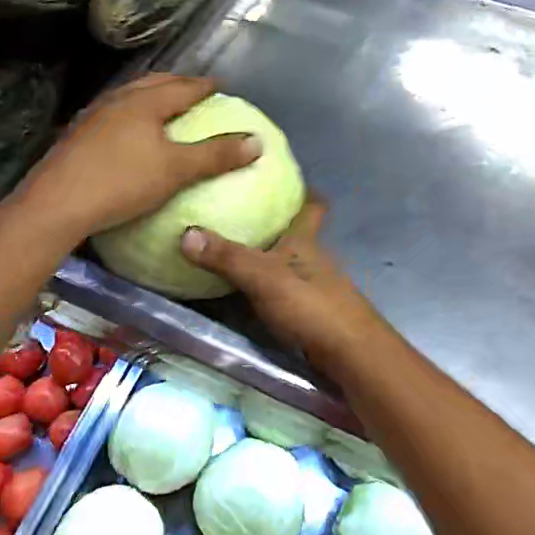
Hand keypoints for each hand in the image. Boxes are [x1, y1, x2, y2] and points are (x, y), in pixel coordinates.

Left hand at [16, 74, 260, 238]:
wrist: (57, 204)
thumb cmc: (121, 182)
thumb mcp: (176, 170)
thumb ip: (216, 156)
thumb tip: (257, 141)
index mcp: (144, 101)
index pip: (183, 86)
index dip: (205, 86)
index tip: (222, 86)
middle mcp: (118, 100)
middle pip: (153, 83)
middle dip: (177, 84)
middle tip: (196, 90)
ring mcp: (93, 117)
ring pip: (130, 97)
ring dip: (151, 97)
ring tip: (165, 107)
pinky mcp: (77, 136)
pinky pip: (114, 115)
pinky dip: (132, 116)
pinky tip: (130, 133)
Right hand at [180, 196, 385, 358]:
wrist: (348, 354)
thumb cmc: (311, 305)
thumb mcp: (263, 277)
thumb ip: (227, 257)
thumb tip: (186, 233)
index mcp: (305, 241)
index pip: (311, 207)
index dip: (304, 192)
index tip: (286, 179)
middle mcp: (313, 260)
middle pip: (296, 236)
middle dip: (276, 226)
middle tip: (241, 215)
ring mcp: (313, 289)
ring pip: (289, 266)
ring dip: (268, 260)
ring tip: (232, 252)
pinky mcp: (310, 315)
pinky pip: (282, 292)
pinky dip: (265, 289)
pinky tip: (244, 294)